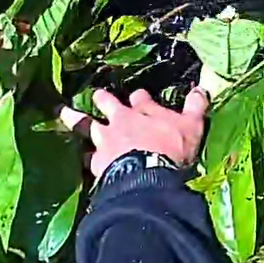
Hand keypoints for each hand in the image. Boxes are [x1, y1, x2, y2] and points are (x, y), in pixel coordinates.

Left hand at [58, 88, 207, 178]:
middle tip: (96, 94)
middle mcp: (121, 121)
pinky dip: (83, 156)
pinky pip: (86, 157)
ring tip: (62, 112)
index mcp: (144, 110)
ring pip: (85, 124)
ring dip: (74, 118)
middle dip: (102, 98)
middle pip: (108, 103)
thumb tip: (202, 88)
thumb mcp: (192, 125)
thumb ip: (195, 106)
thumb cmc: (172, 148)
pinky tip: (77, 157)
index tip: (140, 97)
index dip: (140, 97)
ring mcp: (106, 141)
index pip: (141, 97)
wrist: (148, 174)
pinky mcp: (97, 162)